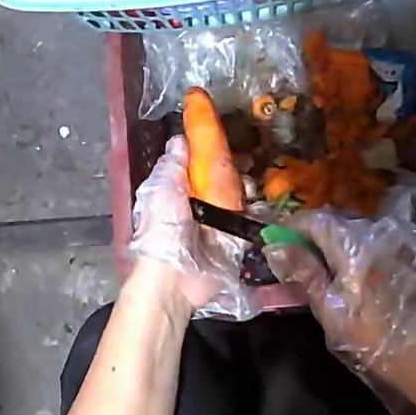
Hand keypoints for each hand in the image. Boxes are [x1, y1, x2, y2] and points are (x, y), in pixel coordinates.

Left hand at [129, 136, 255, 319]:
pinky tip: (254, 200)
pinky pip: (249, 216)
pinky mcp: (235, 238)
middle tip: (245, 161)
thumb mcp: (161, 189)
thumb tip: (180, 139)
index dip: (213, 149)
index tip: (226, 137)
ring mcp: (219, 220)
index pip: (199, 163)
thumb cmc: (163, 229)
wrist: (175, 277)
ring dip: (245, 185)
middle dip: (236, 166)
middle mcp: (200, 202)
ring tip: (247, 184)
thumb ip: (173, 165)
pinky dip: (253, 207)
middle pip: (224, 176)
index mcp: (178, 189)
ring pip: (239, 193)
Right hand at [263, 211, 415, 386]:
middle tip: (305, 256)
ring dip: (347, 243)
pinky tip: (374, 276)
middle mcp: (382, 231)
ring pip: (366, 231)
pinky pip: (389, 240)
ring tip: (340, 268)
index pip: (316, 220)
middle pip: (341, 222)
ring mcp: (408, 239)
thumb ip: (305, 273)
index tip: (279, 236)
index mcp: (355, 246)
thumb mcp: (332, 312)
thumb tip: (276, 246)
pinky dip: (373, 250)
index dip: (294, 225)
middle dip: (319, 235)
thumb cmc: (378, 342)